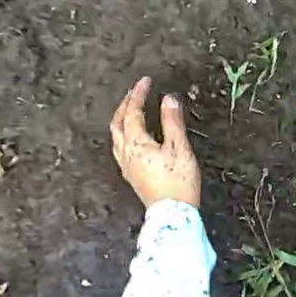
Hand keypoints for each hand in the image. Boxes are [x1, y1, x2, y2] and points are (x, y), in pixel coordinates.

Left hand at [109, 77, 200, 208]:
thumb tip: (168, 99)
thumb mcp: (179, 148)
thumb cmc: (178, 183)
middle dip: (125, 105)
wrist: (173, 214)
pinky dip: (125, 134)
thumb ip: (172, 122)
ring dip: (122, 119)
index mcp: (136, 144)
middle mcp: (126, 154)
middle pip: (118, 123)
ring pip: (116, 136)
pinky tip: (133, 138)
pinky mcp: (132, 176)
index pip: (133, 112)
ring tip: (130, 111)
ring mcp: (127, 166)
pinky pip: (121, 149)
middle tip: (135, 93)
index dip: (138, 95)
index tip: (145, 82)